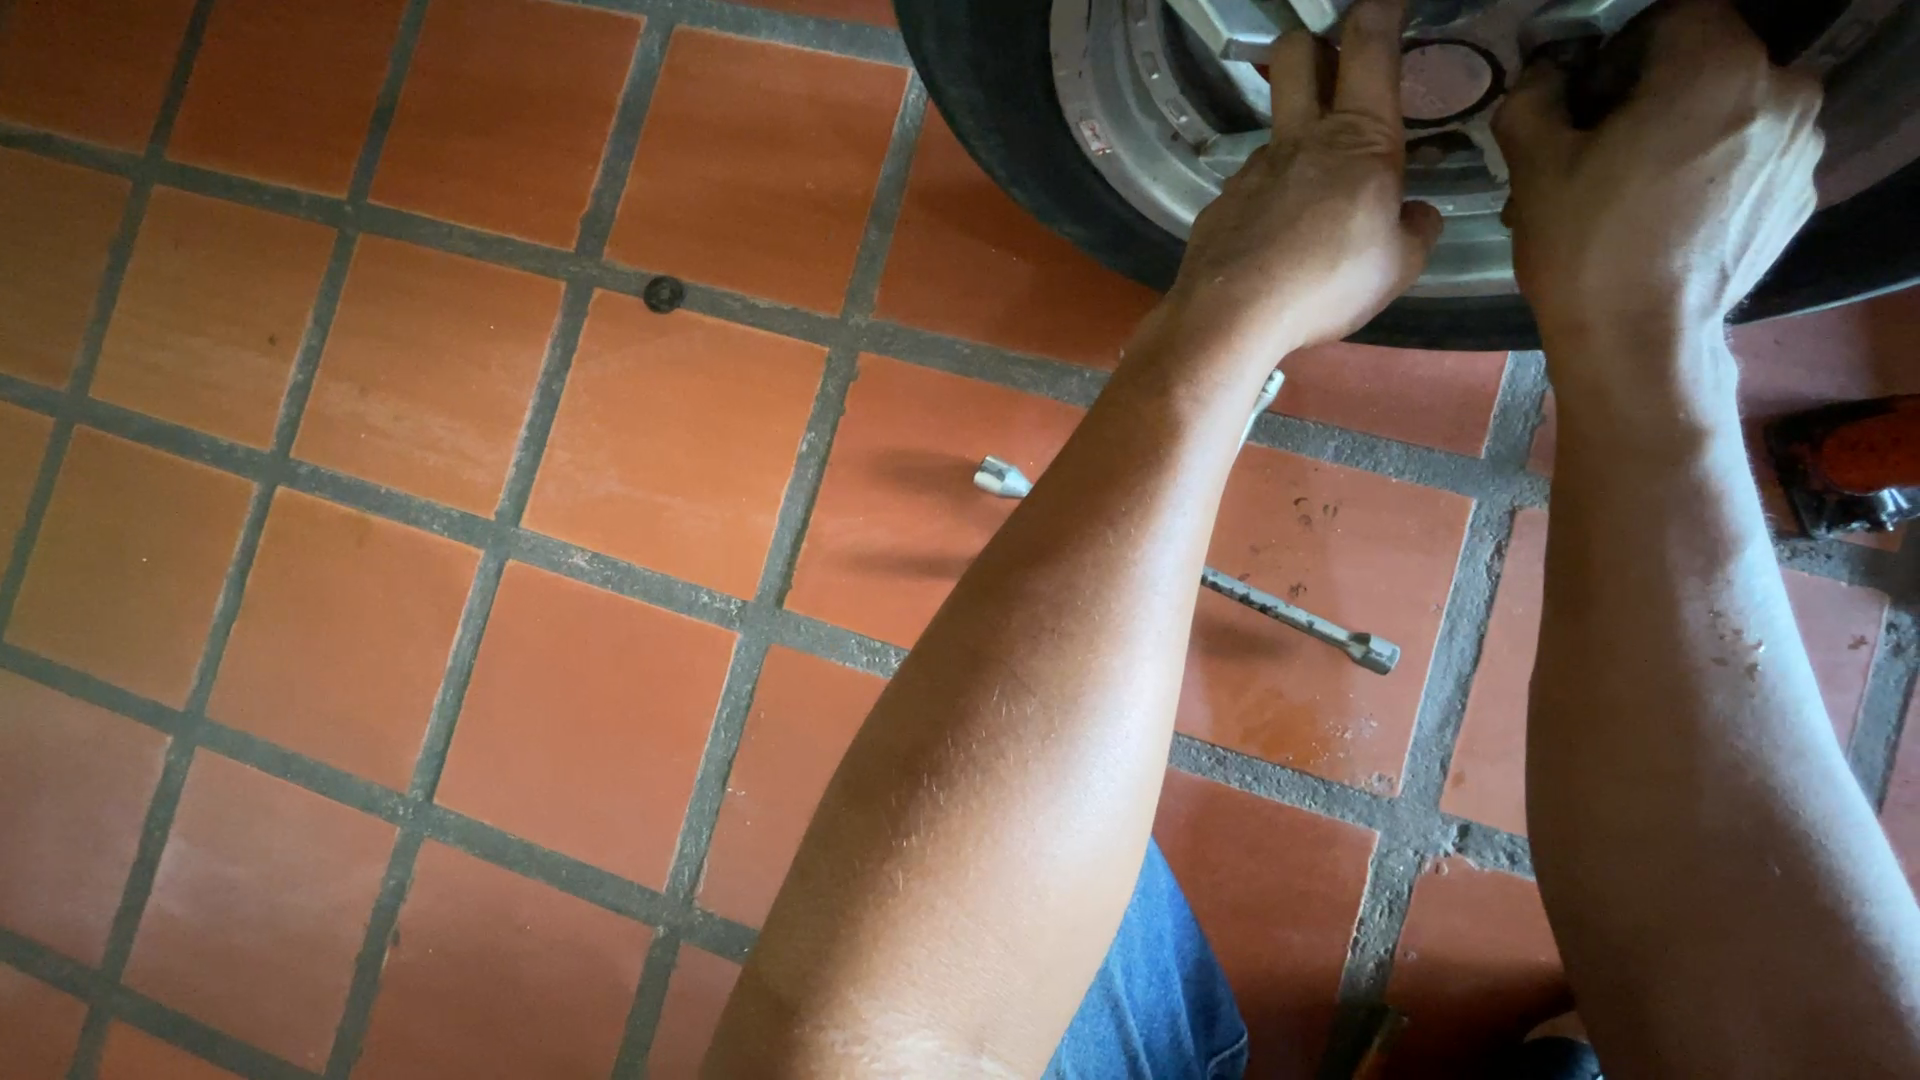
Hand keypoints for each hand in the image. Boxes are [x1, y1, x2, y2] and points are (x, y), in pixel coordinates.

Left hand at [1157, 0, 1440, 358]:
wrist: (1230, 317)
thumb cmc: (1327, 284)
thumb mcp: (1398, 265)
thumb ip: (1414, 230)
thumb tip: (1414, 215)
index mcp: (1359, 139)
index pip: (1370, 47)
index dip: (1380, 11)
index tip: (1385, 3)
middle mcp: (1298, 142)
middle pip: (1295, 57)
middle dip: (1310, 44)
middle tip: (1328, 68)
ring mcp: (1249, 173)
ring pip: (1271, 137)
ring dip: (1291, 153)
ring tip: (1303, 212)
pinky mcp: (1217, 208)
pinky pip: (1246, 194)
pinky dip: (1262, 207)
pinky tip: (1266, 248)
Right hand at [1494, 0, 1823, 361]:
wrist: (1637, 339)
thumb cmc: (1583, 247)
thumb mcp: (1534, 170)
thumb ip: (1533, 102)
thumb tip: (1545, 77)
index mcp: (1716, 67)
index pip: (1676, 14)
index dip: (1620, 53)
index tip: (1584, 105)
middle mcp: (1782, 89)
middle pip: (1708, 65)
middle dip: (1650, 99)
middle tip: (1595, 160)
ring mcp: (1802, 146)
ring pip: (1730, 115)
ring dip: (1681, 138)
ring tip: (1626, 199)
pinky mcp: (1799, 195)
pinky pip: (1748, 162)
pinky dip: (1707, 177)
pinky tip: (1660, 224)